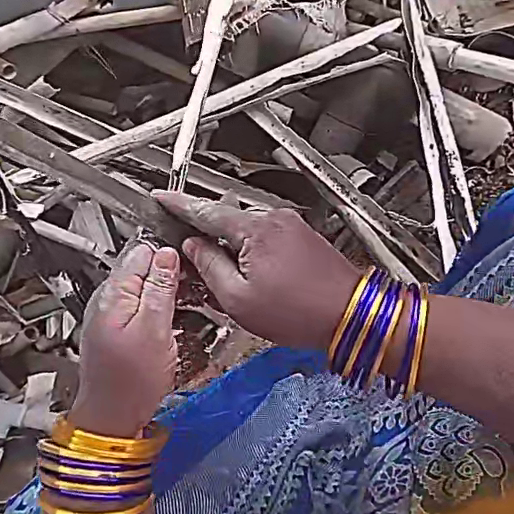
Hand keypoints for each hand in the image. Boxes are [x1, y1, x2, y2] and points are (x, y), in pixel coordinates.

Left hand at [72, 242, 180, 435]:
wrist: (112, 418)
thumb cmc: (129, 383)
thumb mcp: (154, 330)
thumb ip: (160, 289)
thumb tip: (167, 256)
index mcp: (113, 293)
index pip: (142, 253)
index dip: (169, 257)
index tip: (189, 271)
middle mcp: (107, 300)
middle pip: (142, 269)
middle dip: (168, 277)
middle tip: (191, 294)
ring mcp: (110, 315)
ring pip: (143, 290)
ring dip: (165, 296)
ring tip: (183, 313)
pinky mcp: (118, 331)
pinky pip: (141, 310)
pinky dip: (158, 314)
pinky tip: (169, 327)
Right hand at [153, 192, 360, 351]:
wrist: (351, 316)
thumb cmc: (301, 312)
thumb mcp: (237, 298)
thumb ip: (208, 266)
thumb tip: (193, 247)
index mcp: (255, 229)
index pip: (205, 210)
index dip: (178, 204)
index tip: (162, 197)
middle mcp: (274, 219)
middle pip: (225, 220)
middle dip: (207, 238)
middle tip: (194, 263)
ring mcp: (289, 225)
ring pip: (244, 231)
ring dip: (231, 249)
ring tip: (233, 282)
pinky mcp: (300, 235)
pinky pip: (263, 237)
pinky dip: (250, 252)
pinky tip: (254, 278)